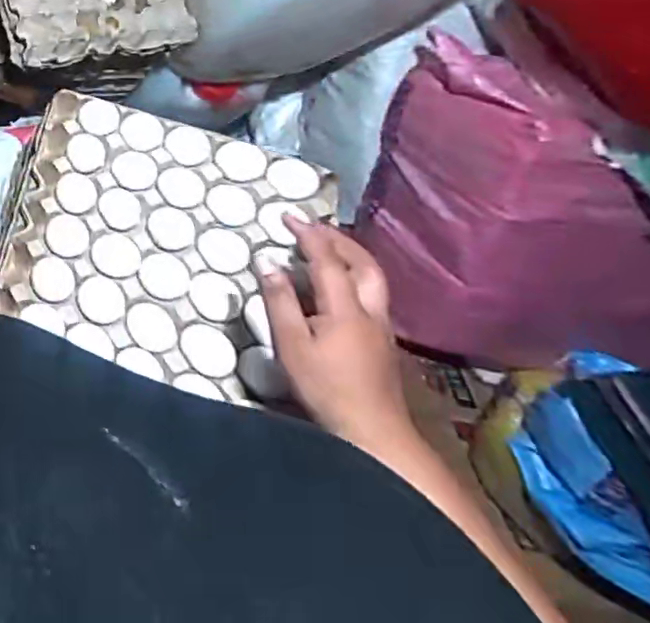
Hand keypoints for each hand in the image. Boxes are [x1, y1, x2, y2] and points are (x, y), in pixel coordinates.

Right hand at [261, 215, 414, 448]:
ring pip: (373, 277)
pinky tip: (339, 283)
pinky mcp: (382, 340)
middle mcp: (370, 310)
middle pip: (362, 262)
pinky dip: (354, 273)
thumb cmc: (326, 388)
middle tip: (311, 226)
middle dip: (337, 238)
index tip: (287, 217)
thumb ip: (279, 301)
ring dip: (350, 253)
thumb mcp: (291, 345)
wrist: (373, 433)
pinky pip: (371, 292)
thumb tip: (267, 262)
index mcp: (346, 308)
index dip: (308, 235)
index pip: (327, 260)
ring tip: (327, 245)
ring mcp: (381, 326)